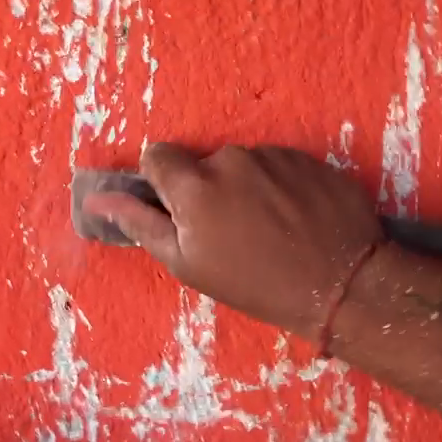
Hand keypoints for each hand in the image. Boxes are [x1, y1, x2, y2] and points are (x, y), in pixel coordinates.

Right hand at [83, 143, 383, 343]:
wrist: (344, 287)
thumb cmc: (254, 284)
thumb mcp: (187, 263)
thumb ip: (140, 223)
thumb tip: (97, 199)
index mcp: (192, 185)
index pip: (157, 155)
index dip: (163, 181)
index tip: (180, 208)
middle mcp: (228, 159)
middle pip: (202, 162)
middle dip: (207, 188)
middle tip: (230, 228)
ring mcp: (271, 155)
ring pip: (241, 163)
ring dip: (245, 186)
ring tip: (269, 226)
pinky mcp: (307, 158)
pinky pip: (277, 164)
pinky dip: (278, 185)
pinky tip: (295, 216)